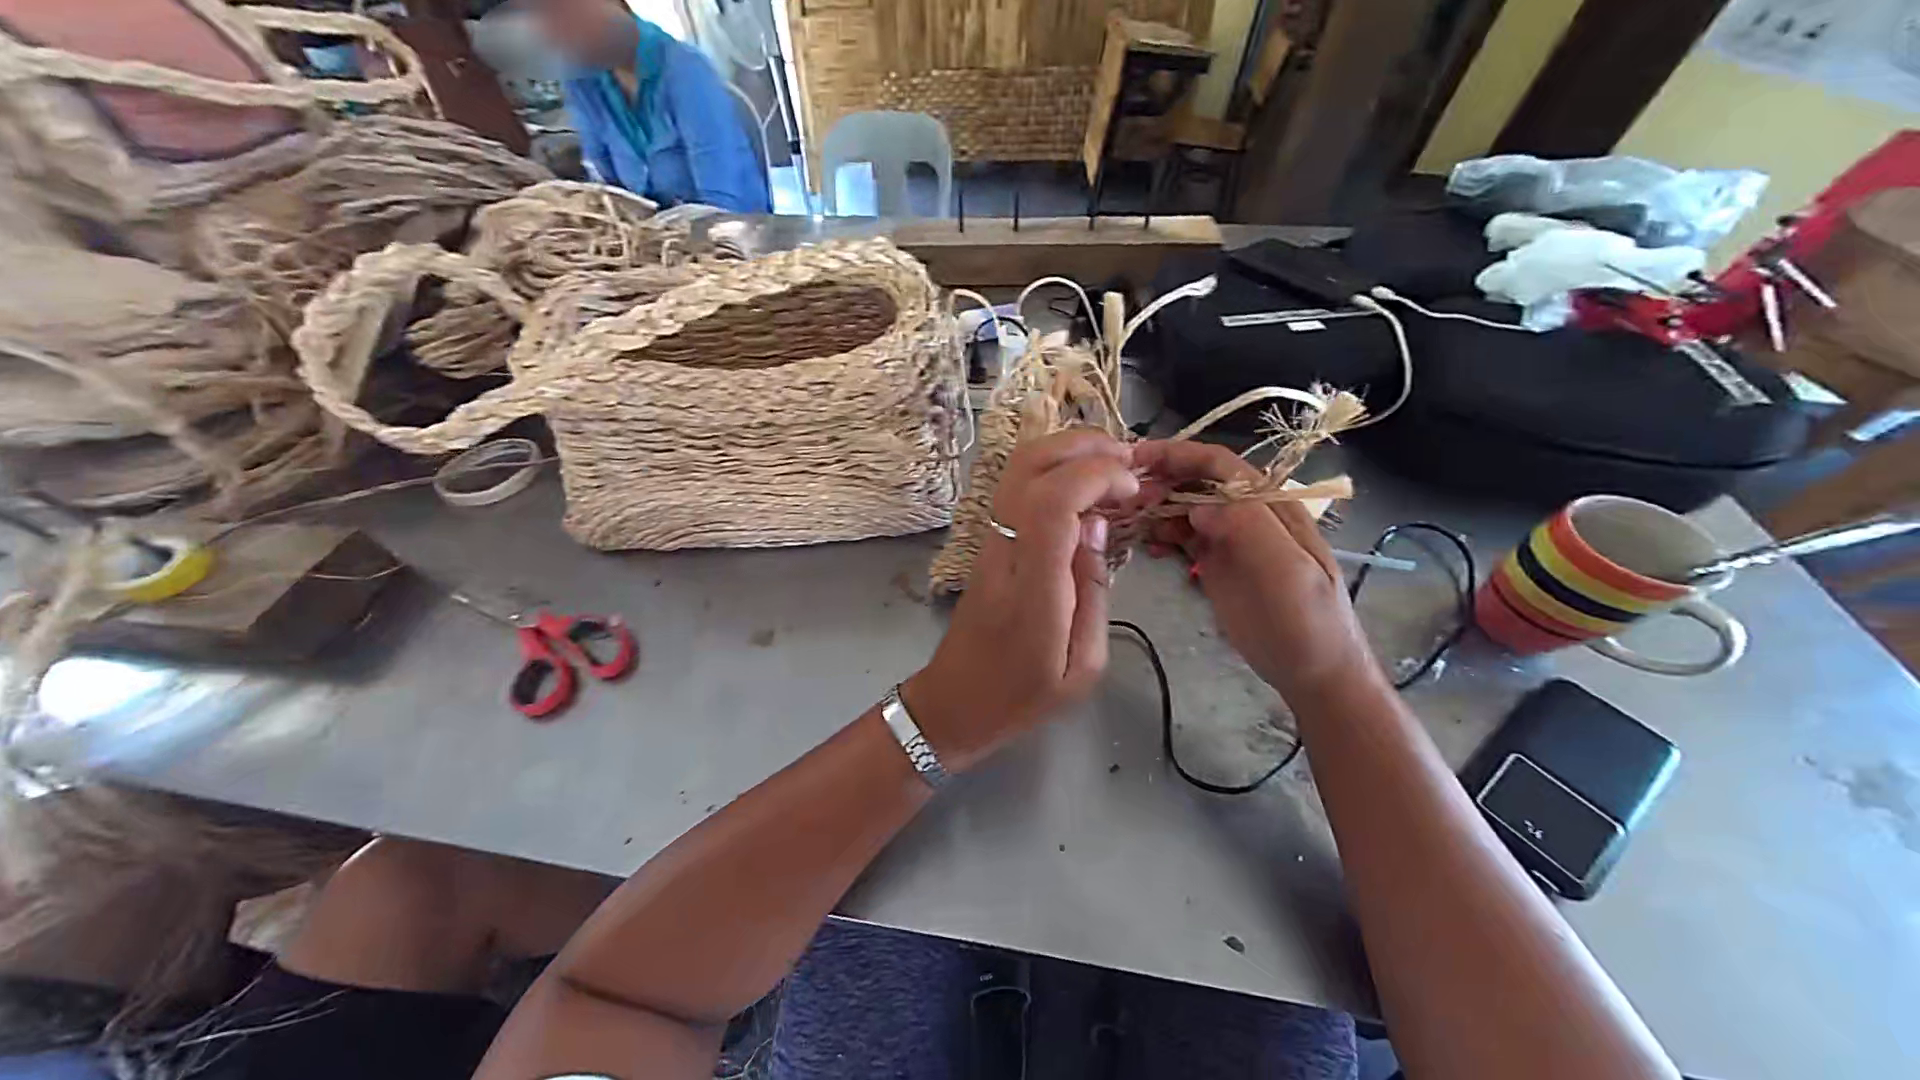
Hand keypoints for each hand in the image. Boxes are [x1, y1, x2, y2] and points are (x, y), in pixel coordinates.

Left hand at [903, 431, 1138, 770]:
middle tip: (1127, 459)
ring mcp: (988, 540)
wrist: (955, 700)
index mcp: (1033, 586)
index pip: (1052, 501)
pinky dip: (1052, 468)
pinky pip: (1015, 485)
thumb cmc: (1022, 694)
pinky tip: (1082, 484)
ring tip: (1110, 462)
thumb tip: (1098, 526)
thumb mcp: (1082, 666)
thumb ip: (1094, 591)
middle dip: (1083, 447)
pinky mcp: (986, 540)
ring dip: (1065, 450)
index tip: (1130, 487)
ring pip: (1017, 467)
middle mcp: (1004, 549)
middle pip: (1029, 466)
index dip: (1095, 477)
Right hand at [1130, 440, 1378, 703]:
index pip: (1221, 465)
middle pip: (1198, 481)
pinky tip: (1145, 544)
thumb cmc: (1307, 623)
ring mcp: (1230, 539)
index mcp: (1271, 506)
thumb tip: (1200, 505)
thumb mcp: (1288, 573)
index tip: (1137, 458)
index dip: (1179, 455)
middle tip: (1123, 496)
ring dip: (1156, 506)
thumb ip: (1249, 529)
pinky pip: (1182, 536)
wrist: (1315, 672)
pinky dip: (1161, 533)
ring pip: (1186, 507)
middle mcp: (1248, 514)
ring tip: (1127, 518)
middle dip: (1160, 479)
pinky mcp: (1216, 563)